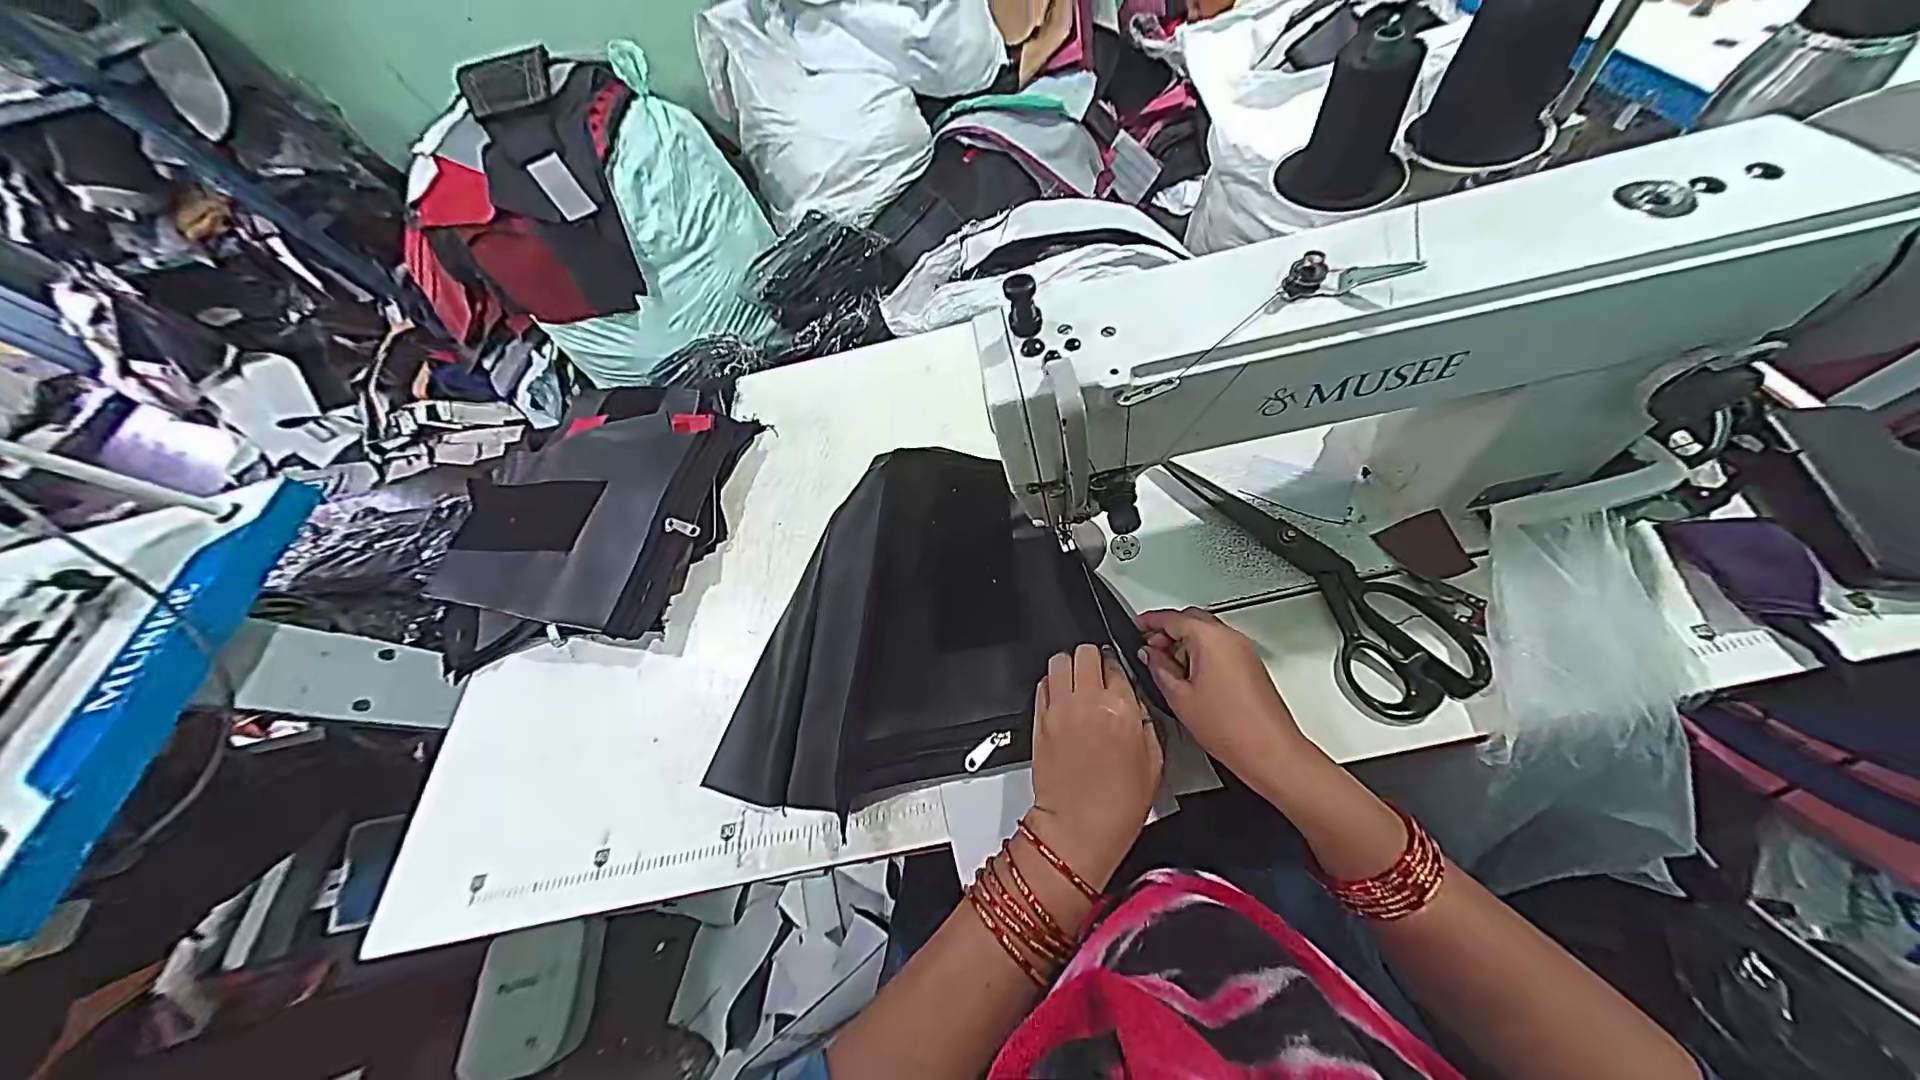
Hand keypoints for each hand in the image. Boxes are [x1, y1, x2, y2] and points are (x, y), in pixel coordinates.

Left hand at [1028, 644, 1163, 890]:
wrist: (1078, 827)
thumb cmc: (1116, 804)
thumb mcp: (1153, 762)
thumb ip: (1146, 724)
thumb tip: (1137, 706)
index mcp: (1121, 709)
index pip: (1116, 664)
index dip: (1118, 669)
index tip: (1117, 678)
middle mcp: (1088, 701)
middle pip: (1085, 653)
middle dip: (1092, 659)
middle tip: (1096, 674)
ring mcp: (1060, 708)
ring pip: (1059, 660)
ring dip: (1069, 666)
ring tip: (1076, 682)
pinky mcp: (1039, 719)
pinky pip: (1042, 684)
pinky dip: (1051, 684)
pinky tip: (1061, 698)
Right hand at [1135, 608, 1311, 778]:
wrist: (1270, 751)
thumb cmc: (1233, 728)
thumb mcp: (1178, 697)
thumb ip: (1158, 668)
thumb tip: (1151, 655)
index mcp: (1210, 639)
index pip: (1173, 617)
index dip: (1150, 620)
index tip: (1139, 625)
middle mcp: (1230, 639)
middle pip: (1192, 619)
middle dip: (1168, 630)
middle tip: (1149, 647)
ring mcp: (1244, 651)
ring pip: (1207, 633)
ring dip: (1185, 642)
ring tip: (1167, 667)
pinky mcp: (1250, 665)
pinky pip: (1220, 647)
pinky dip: (1201, 653)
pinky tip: (1189, 677)